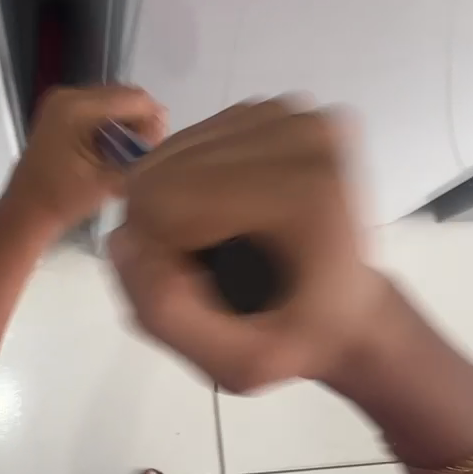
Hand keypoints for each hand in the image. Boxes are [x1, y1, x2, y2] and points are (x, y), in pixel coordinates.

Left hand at [0, 85, 166, 233]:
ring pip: (111, 100)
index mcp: (77, 107)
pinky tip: (113, 148)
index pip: (133, 98)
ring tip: (132, 151)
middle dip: (140, 120)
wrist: (25, 213)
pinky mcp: (58, 112)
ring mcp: (60, 101)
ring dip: (126, 122)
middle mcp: (67, 95)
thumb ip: (139, 156)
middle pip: (122, 94)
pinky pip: (96, 108)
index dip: (153, 119)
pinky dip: (110, 124)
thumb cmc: (64, 201)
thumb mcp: (109, 180)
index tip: (158, 147)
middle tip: (147, 150)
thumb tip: (160, 141)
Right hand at [108, 97, 390, 392]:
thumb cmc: (300, 338)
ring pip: (169, 154)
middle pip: (162, 171)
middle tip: (198, 269)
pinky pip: (190, 142)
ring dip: (170, 206)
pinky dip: (187, 182)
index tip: (191, 289)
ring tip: (212, 245)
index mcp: (306, 192)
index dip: (155, 256)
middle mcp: (304, 134)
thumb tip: (122, 241)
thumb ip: (168, 316)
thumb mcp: (238, 364)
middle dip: (158, 229)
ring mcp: (292, 113)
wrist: (350, 307)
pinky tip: (219, 214)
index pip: (164, 199)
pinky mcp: (277, 109)